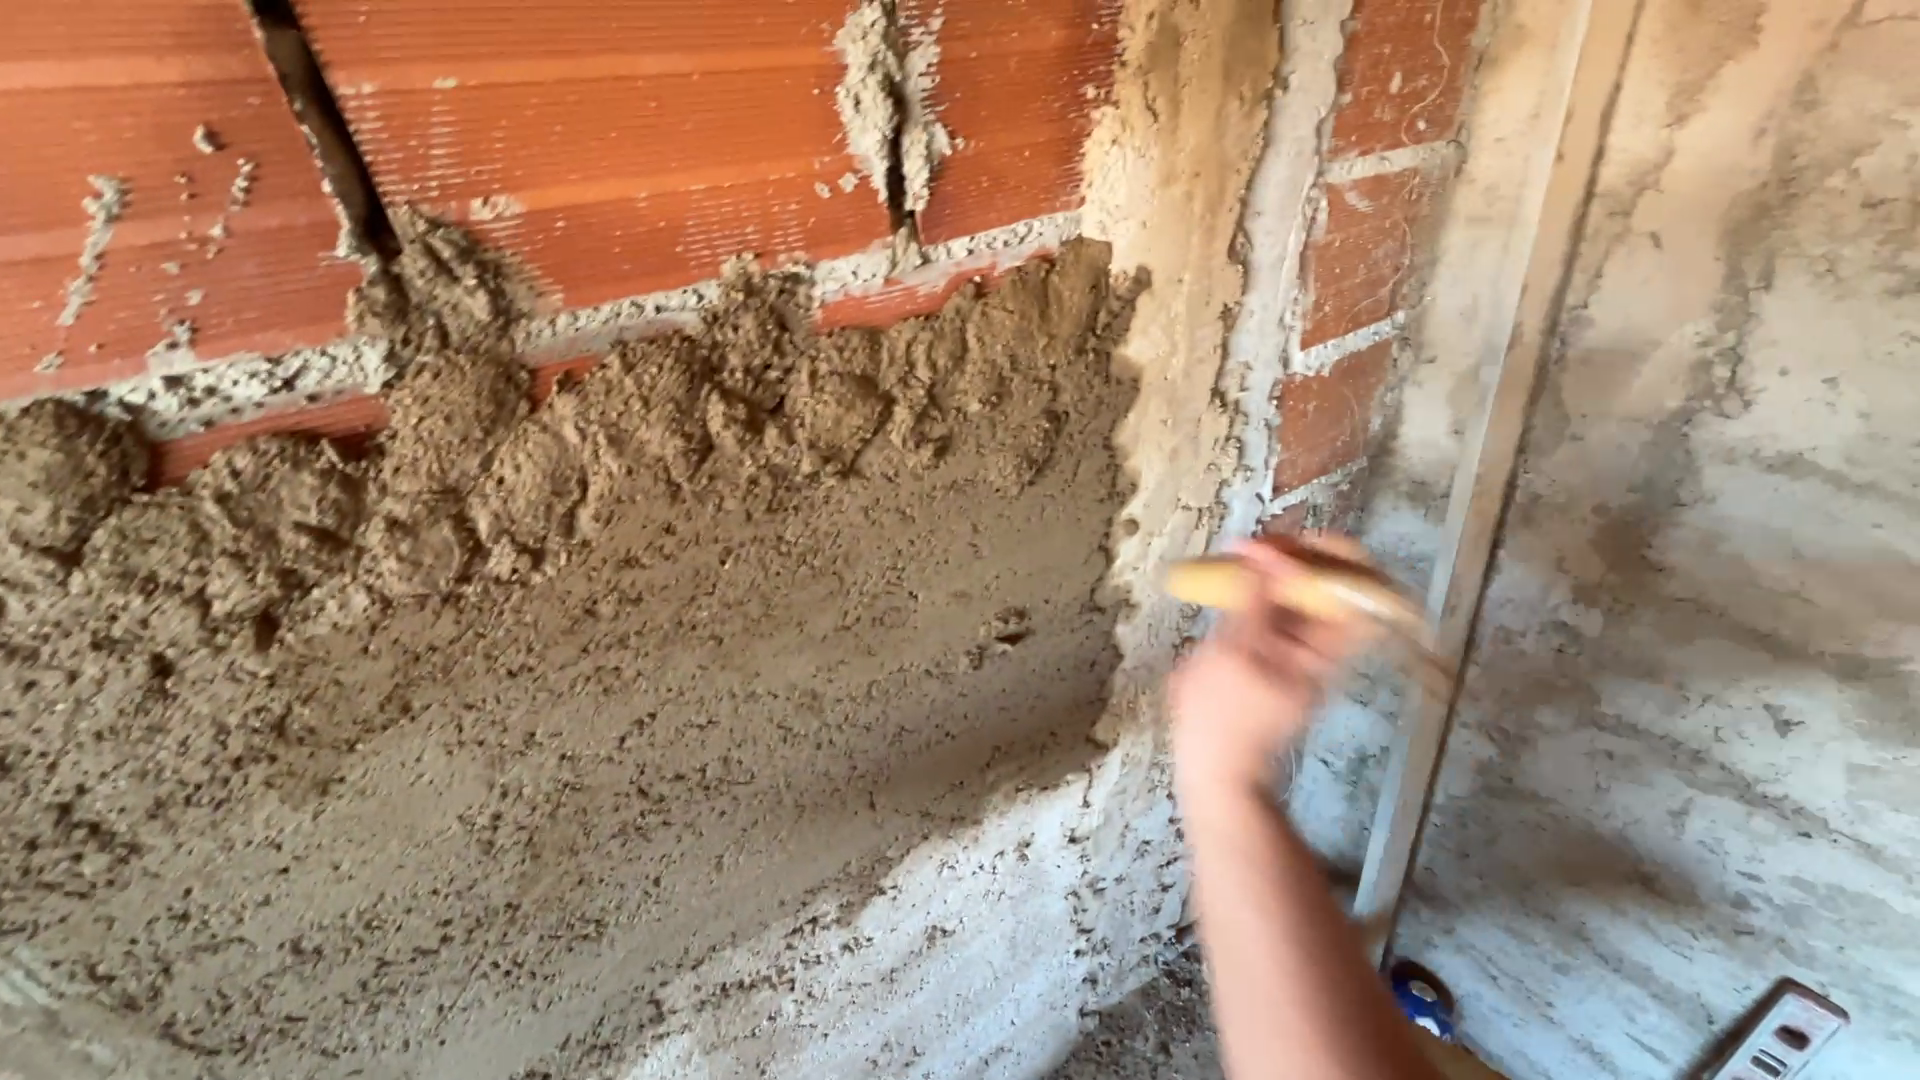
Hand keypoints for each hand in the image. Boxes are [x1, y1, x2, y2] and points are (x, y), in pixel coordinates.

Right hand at [1167, 534, 1378, 801]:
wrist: (1217, 770)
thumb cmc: (1222, 718)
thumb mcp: (1234, 654)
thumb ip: (1254, 603)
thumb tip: (1268, 557)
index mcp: (1323, 650)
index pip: (1350, 588)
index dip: (1326, 554)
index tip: (1282, 541)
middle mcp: (1321, 646)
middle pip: (1327, 585)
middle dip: (1291, 555)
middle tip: (1251, 547)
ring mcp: (1299, 651)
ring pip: (1302, 594)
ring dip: (1272, 570)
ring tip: (1237, 559)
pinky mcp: (1276, 655)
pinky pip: (1279, 611)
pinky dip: (1259, 592)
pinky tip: (1232, 586)